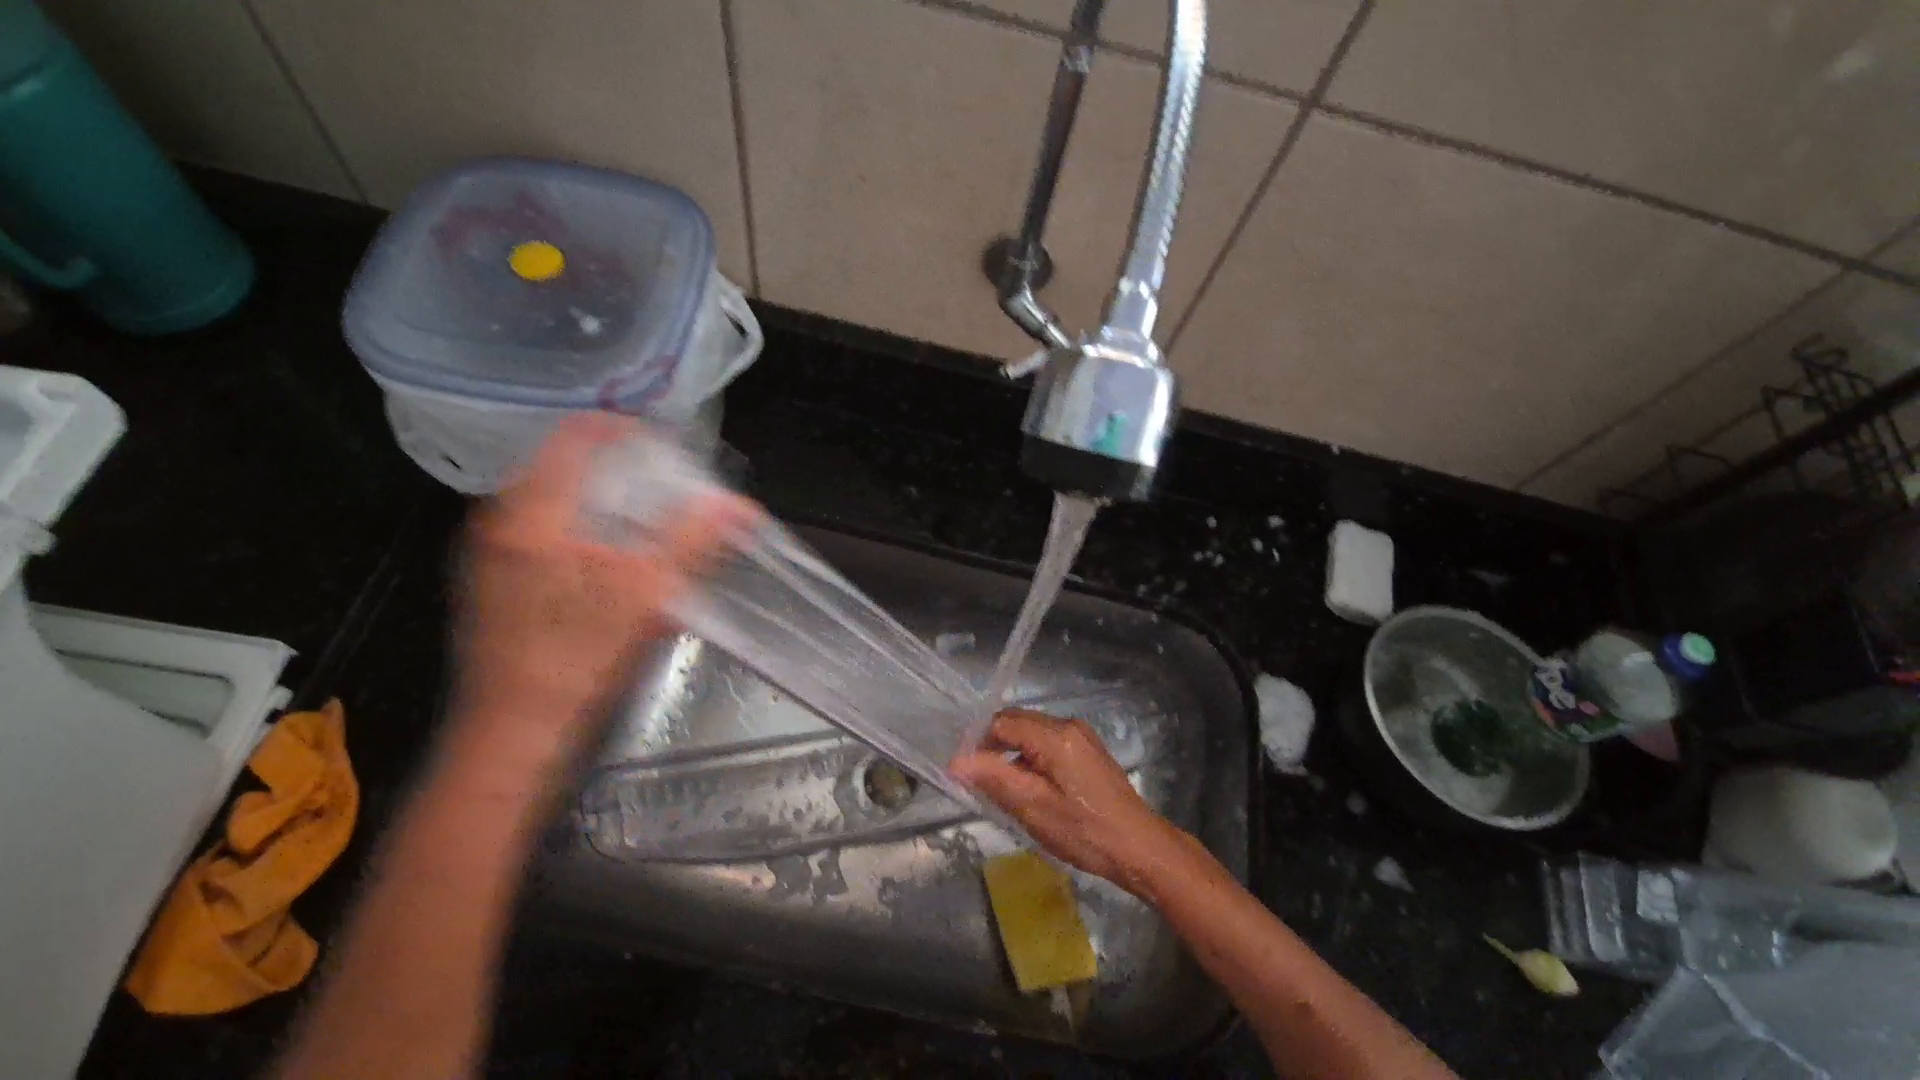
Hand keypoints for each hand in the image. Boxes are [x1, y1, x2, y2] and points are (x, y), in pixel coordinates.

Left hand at [452, 415, 758, 775]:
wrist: (511, 737)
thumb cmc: (574, 661)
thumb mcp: (645, 595)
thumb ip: (694, 542)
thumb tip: (742, 505)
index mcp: (531, 511)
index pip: (578, 435)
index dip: (630, 432)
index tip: (672, 453)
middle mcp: (501, 521)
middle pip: (569, 468)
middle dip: (626, 475)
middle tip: (673, 493)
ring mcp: (493, 554)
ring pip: (559, 503)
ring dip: (609, 506)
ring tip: (655, 526)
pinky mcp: (497, 583)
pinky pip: (548, 533)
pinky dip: (587, 533)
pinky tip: (619, 566)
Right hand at [951, 709, 1186, 893]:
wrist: (1139, 847)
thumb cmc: (1084, 831)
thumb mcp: (1033, 807)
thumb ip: (994, 779)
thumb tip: (956, 762)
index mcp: (1055, 735)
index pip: (1001, 723)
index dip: (977, 744)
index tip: (965, 774)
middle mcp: (1069, 726)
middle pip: (1017, 723)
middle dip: (994, 748)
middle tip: (980, 784)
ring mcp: (1082, 738)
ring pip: (1032, 734)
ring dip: (1013, 756)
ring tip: (1005, 792)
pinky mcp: (1089, 753)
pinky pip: (1049, 745)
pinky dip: (1032, 761)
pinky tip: (1032, 792)